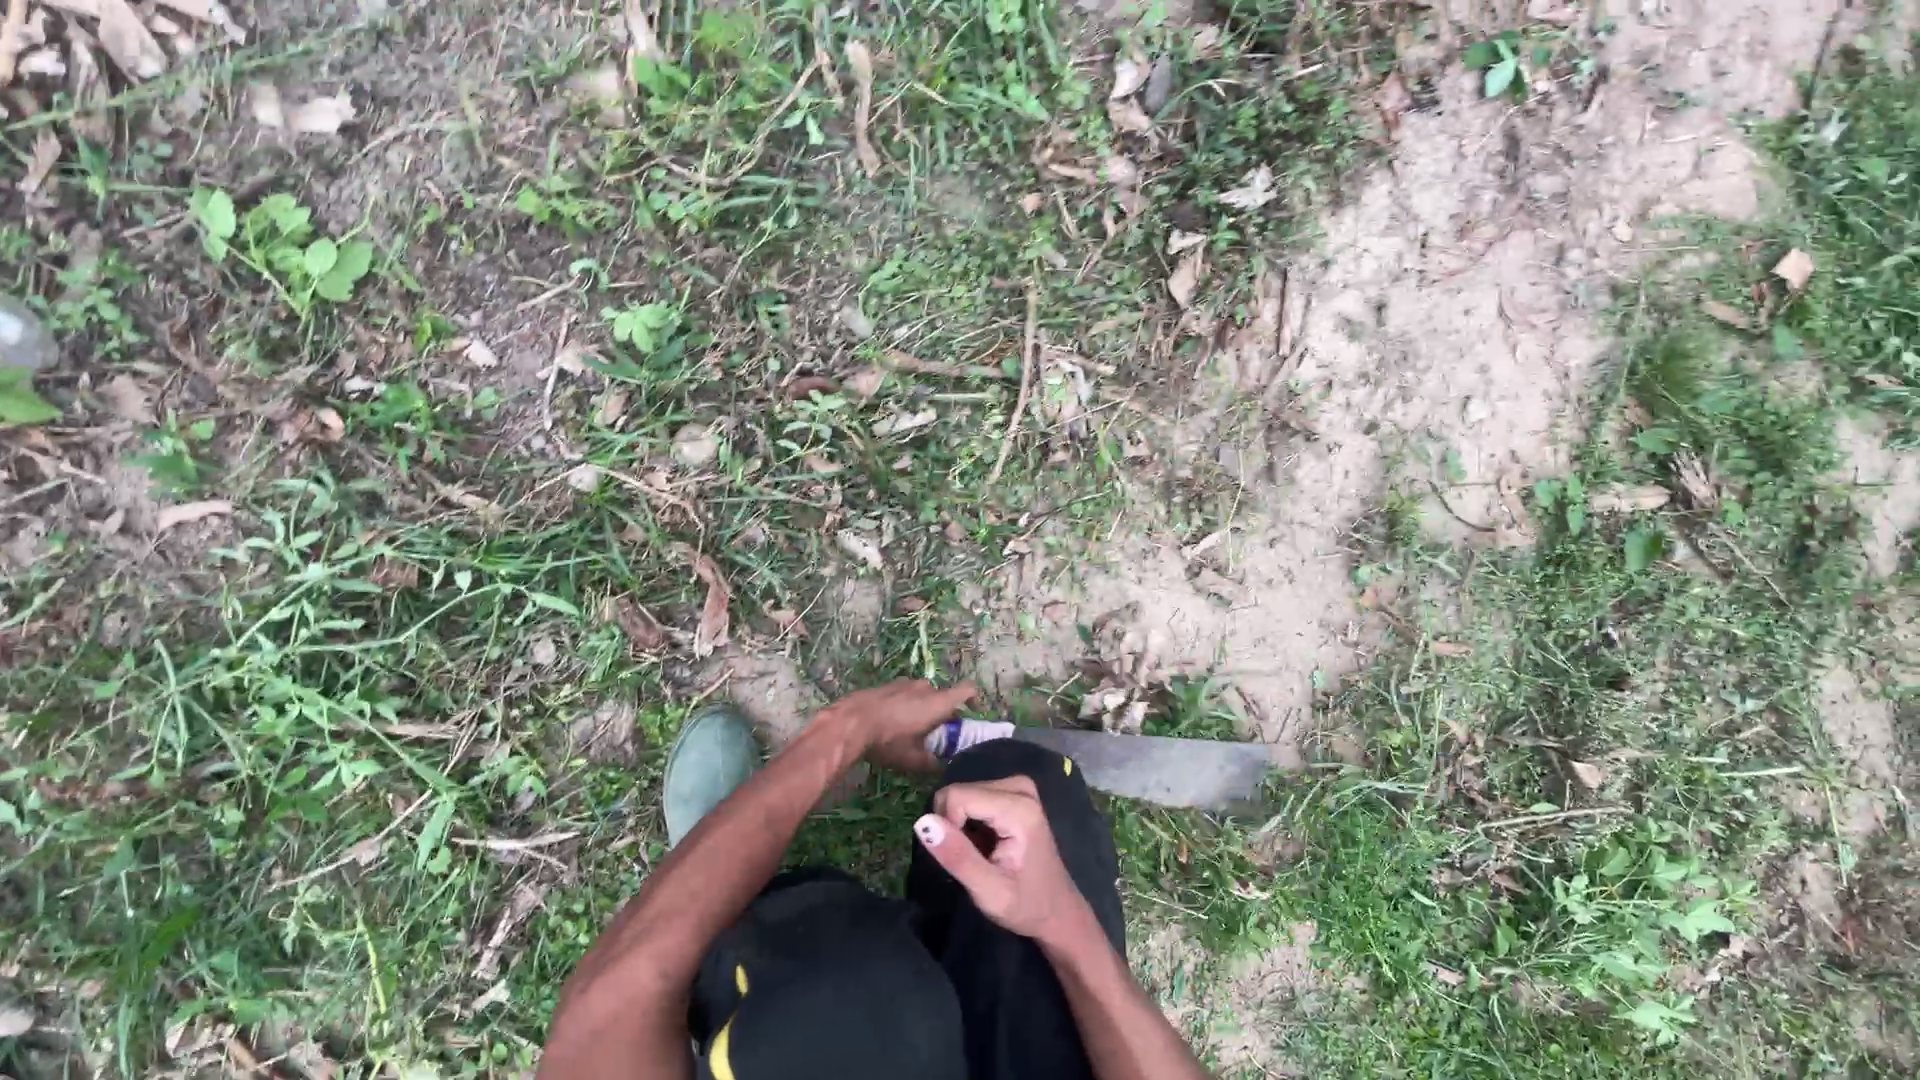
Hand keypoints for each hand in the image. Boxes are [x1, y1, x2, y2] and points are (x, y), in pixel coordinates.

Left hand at [815, 678, 975, 773]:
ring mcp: (905, 683)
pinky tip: (892, 723)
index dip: (975, 699)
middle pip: (943, 697)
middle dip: (943, 712)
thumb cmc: (888, 740)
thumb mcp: (913, 760)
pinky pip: (905, 693)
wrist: (851, 722)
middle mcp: (925, 687)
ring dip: (923, 708)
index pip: (968, 690)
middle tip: (937, 734)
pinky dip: (906, 705)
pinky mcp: (887, 685)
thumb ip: (933, 764)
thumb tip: (944, 768)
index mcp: (938, 702)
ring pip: (922, 694)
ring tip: (912, 729)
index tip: (973, 713)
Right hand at [913, 775, 1093, 945]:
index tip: (962, 858)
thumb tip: (922, 822)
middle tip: (971, 858)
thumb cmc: (1026, 906)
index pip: (956, 796)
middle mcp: (1020, 787)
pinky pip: (973, 797)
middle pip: (959, 792)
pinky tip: (985, 844)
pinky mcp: (1014, 793)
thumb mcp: (988, 892)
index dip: (947, 827)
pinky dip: (970, 822)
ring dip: (960, 825)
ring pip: (963, 793)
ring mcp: (1019, 787)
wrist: (1058, 912)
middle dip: (953, 825)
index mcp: (1018, 808)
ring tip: (979, 853)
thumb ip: (957, 856)